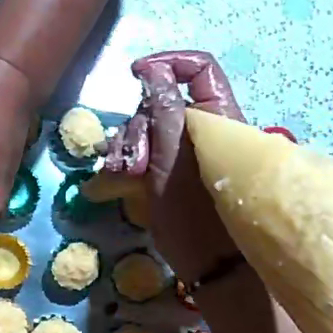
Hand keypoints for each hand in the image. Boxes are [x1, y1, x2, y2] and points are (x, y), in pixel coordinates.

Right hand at [104, 50, 242, 279]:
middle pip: (162, 103)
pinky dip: (127, 162)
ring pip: (149, 130)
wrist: (214, 269)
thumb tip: (154, 72)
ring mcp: (187, 154)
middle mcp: (203, 129)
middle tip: (128, 157)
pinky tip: (115, 179)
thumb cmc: (198, 214)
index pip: (198, 69)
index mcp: (218, 117)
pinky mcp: (173, 175)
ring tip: (119, 174)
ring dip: (127, 145)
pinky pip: (146, 155)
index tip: (135, 76)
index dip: (167, 63)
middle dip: (137, 123)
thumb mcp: (173, 158)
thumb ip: (163, 111)